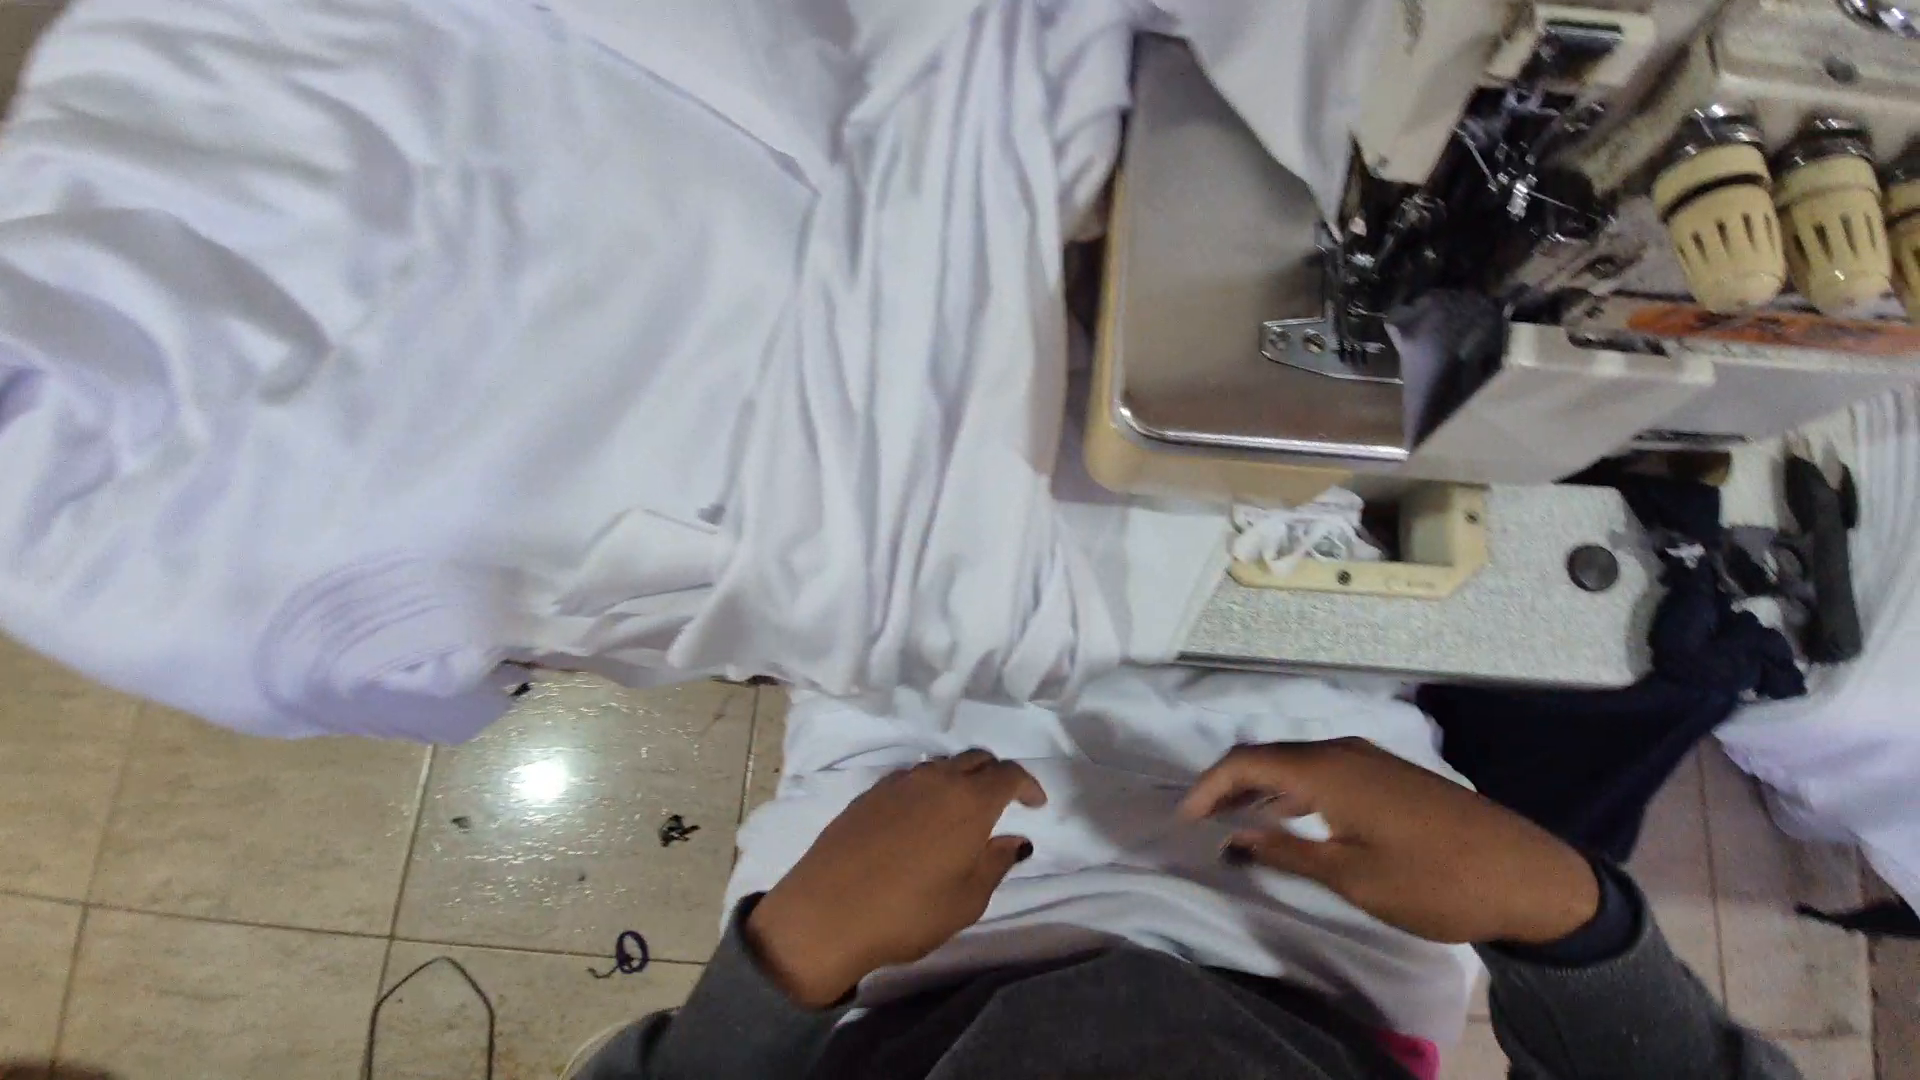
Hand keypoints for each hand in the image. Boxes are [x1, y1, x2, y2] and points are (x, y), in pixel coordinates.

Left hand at [746, 750, 1045, 1006]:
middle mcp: (936, 779)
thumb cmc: (908, 912)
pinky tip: (922, 818)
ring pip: (942, 765)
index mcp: (969, 801)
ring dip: (961, 779)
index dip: (1027, 784)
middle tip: (1003, 802)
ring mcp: (899, 782)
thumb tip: (1015, 839)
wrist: (827, 912)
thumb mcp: (967, 899)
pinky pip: (912, 778)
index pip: (1009, 774)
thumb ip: (996, 863)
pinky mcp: (870, 793)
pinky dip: (929, 788)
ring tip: (962, 812)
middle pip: (976, 759)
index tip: (1035, 803)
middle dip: (996, 775)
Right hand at [1179, 738, 1599, 946]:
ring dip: (1259, 786)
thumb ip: (1285, 851)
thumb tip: (1233, 839)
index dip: (1208, 786)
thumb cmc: (1433, 881)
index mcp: (1325, 770)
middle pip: (1266, 755)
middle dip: (1228, 784)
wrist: (1530, 878)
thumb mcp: (1351, 876)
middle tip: (1203, 820)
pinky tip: (1288, 816)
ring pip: (1293, 761)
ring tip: (1235, 819)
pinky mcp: (1384, 772)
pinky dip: (1290, 788)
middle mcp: (1339, 750)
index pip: (1244, 762)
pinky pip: (1319, 769)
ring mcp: (1365, 757)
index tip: (1185, 817)